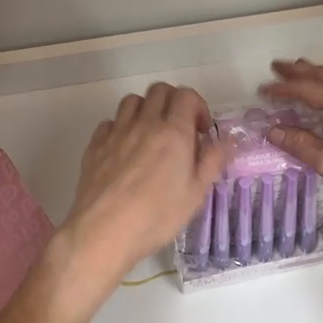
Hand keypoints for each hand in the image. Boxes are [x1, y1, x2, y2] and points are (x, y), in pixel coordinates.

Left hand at [55, 82, 228, 287]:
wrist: (104, 231)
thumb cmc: (156, 216)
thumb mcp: (195, 193)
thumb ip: (212, 161)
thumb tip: (226, 140)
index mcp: (173, 132)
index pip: (186, 95)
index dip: (198, 106)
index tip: (201, 131)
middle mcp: (144, 124)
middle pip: (159, 90)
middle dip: (173, 102)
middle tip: (179, 128)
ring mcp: (116, 132)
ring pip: (132, 101)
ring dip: (146, 109)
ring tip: (151, 134)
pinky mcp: (95, 145)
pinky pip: (110, 122)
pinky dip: (121, 127)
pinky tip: (125, 148)